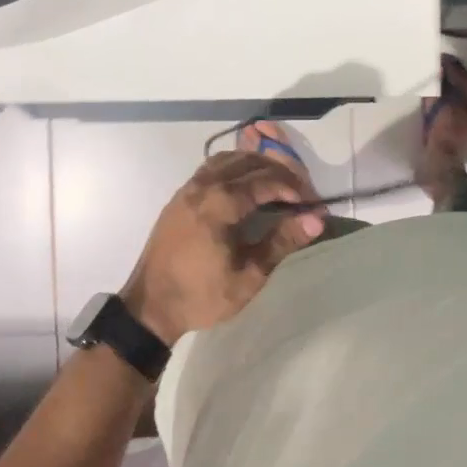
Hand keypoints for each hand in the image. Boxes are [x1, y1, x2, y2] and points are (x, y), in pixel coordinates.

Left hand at [120, 153, 325, 344]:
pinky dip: (233, 168)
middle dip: (277, 172)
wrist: (150, 307)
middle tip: (299, 191)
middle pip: (247, 162)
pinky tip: (244, 186)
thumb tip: (315, 219)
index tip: (311, 203)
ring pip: (227, 159)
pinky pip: (210, 168)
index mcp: (219, 203)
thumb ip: (281, 242)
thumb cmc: (202, 295)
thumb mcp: (249, 276)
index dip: (292, 188)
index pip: (264, 181)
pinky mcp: (179, 197)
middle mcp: (202, 186)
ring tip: (275, 183)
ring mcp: (187, 189)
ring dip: (254, 165)